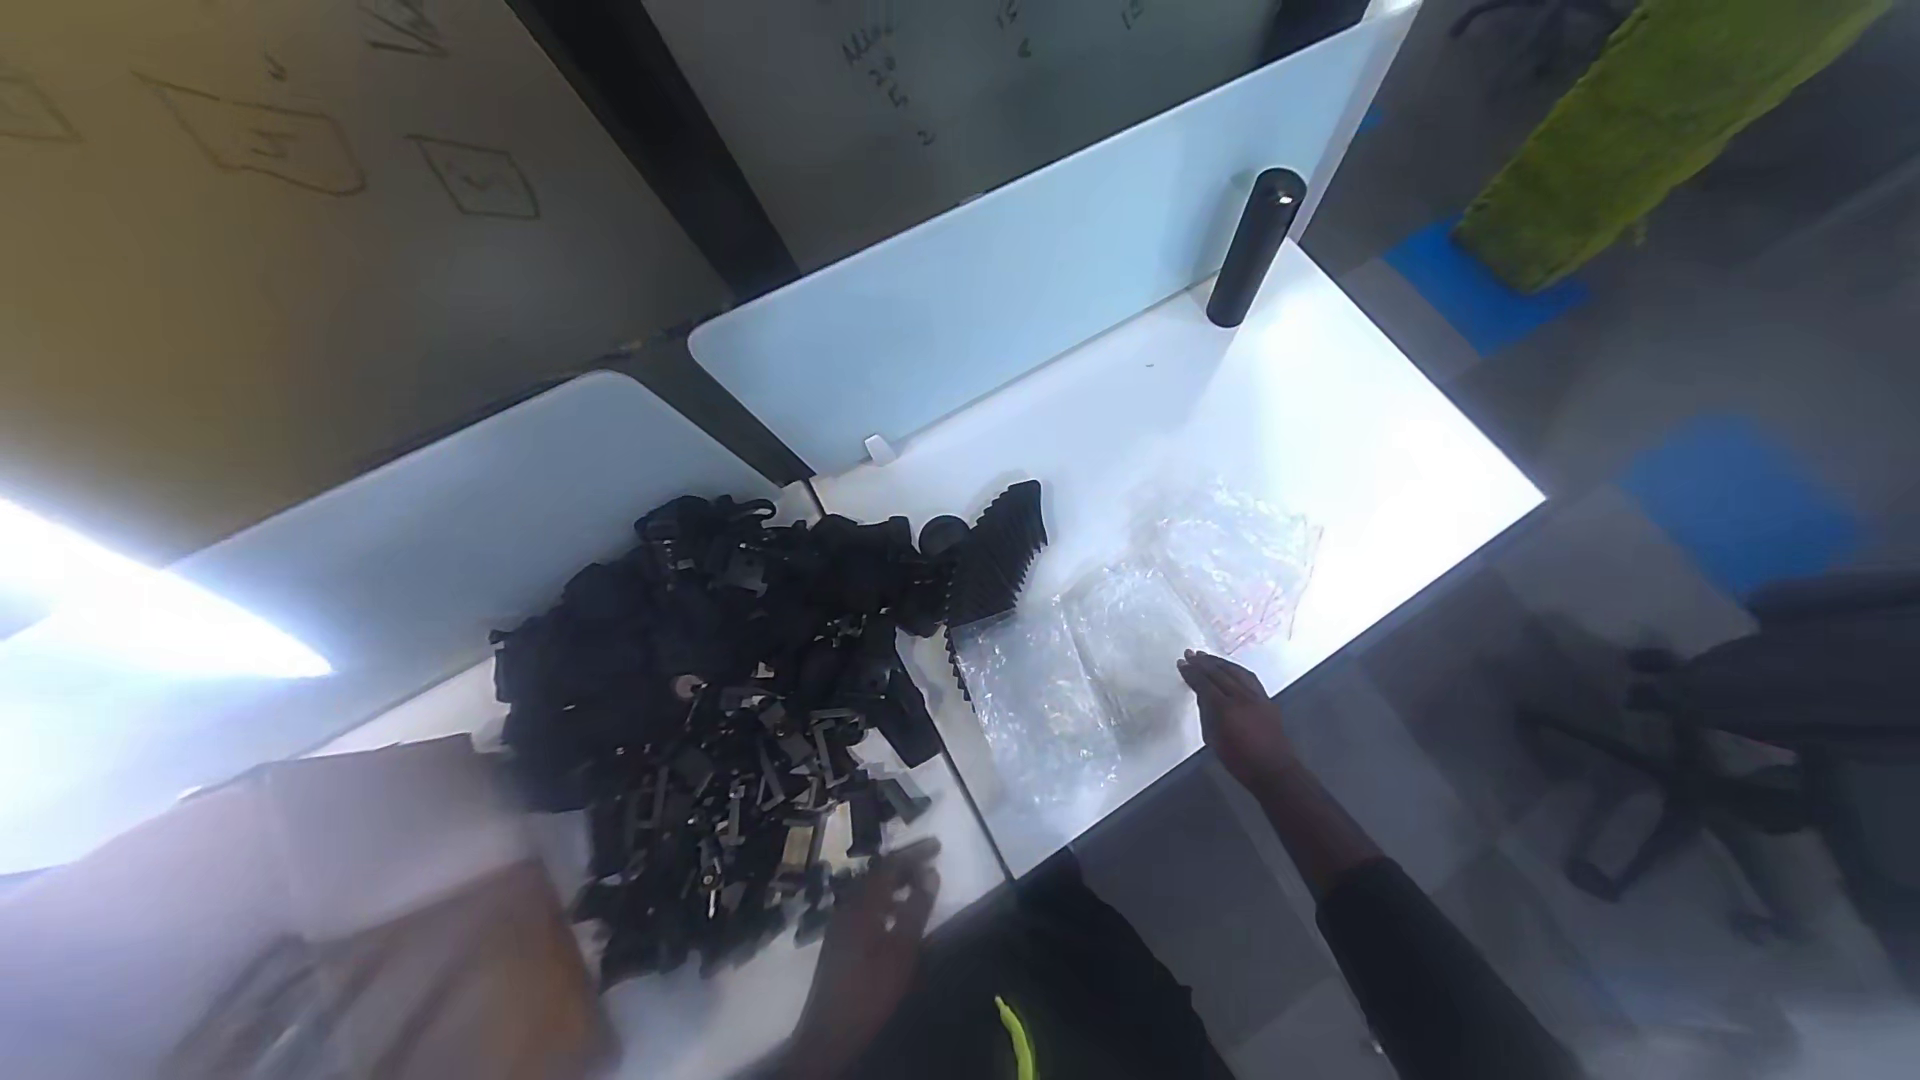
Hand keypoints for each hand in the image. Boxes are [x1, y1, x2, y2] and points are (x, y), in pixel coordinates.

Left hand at [782, 839, 941, 1079]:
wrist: (828, 1034)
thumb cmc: (870, 991)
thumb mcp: (901, 950)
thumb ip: (916, 909)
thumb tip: (930, 872)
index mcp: (862, 903)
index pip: (890, 865)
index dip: (914, 853)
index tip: (937, 846)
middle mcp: (848, 905)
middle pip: (878, 873)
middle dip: (905, 864)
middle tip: (930, 860)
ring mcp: (840, 922)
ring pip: (871, 890)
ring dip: (895, 882)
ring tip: (919, 885)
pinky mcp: (839, 939)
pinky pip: (865, 905)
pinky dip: (885, 900)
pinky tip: (897, 916)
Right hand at [1178, 650, 1297, 789]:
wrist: (1274, 770)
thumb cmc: (1239, 761)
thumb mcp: (1213, 739)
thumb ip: (1207, 713)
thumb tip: (1203, 696)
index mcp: (1225, 709)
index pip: (1204, 684)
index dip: (1191, 673)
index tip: (1182, 663)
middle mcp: (1241, 698)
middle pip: (1219, 674)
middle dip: (1202, 663)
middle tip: (1189, 653)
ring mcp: (1257, 697)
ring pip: (1235, 672)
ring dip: (1219, 662)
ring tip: (1205, 656)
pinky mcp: (1267, 699)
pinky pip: (1249, 678)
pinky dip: (1236, 670)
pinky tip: (1229, 667)